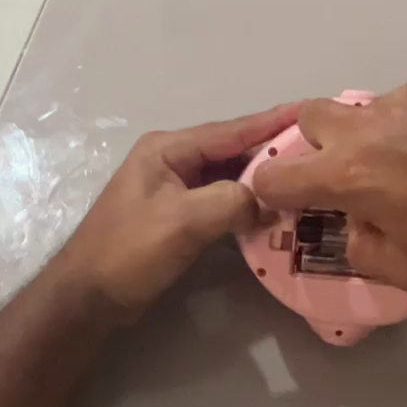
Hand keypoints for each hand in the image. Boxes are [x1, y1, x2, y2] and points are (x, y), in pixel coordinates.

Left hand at [53, 104, 300, 317]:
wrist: (87, 298)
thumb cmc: (128, 251)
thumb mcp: (183, 221)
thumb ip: (232, 201)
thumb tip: (270, 202)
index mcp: (169, 148)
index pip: (232, 129)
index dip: (273, 121)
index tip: (310, 109)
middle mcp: (174, 159)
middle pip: (234, 150)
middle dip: (274, 151)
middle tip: (320, 149)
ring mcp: (175, 187)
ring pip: (230, 177)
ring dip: (263, 180)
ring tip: (306, 177)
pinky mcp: (179, 214)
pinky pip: (223, 200)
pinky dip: (248, 204)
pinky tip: (275, 211)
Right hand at [251, 75, 406, 293]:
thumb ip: (361, 248)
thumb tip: (355, 224)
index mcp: (350, 174)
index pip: (277, 175)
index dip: (270, 190)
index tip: (286, 200)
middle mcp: (368, 125)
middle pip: (310, 118)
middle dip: (315, 146)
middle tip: (350, 175)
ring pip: (367, 111)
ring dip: (372, 137)